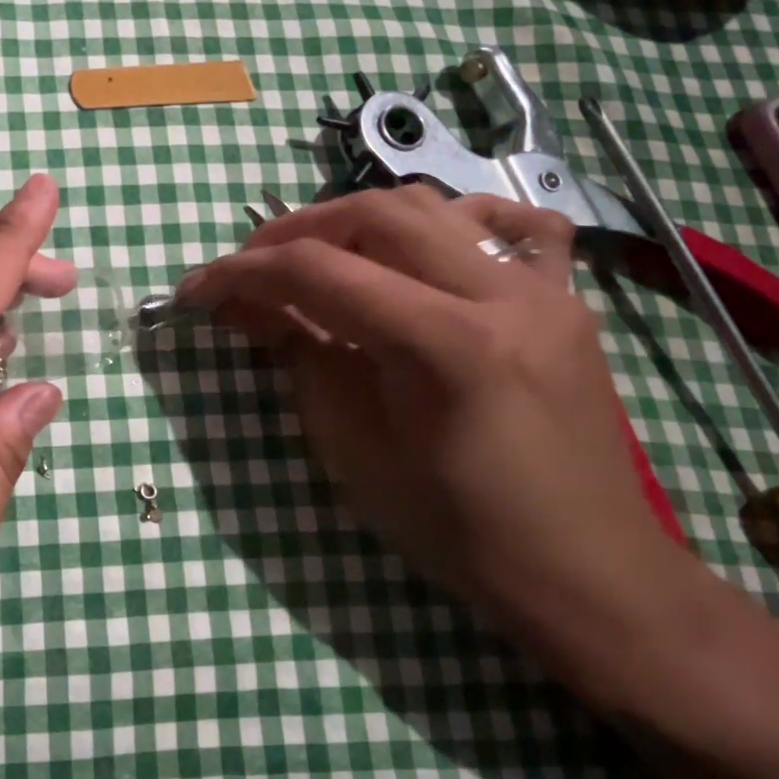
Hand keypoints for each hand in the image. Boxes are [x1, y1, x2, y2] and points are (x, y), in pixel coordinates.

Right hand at [173, 186, 778, 778]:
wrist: (584, 571)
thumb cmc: (454, 527)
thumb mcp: (351, 445)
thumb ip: (300, 354)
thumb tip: (244, 304)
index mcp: (443, 344)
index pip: (317, 271)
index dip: (239, 272)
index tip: (193, 289)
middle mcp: (499, 294)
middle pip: (370, 215)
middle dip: (290, 233)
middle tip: (246, 270)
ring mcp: (542, 289)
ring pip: (430, 206)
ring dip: (353, 221)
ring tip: (314, 257)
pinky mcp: (562, 299)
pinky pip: (508, 225)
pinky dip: (446, 222)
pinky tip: (417, 249)